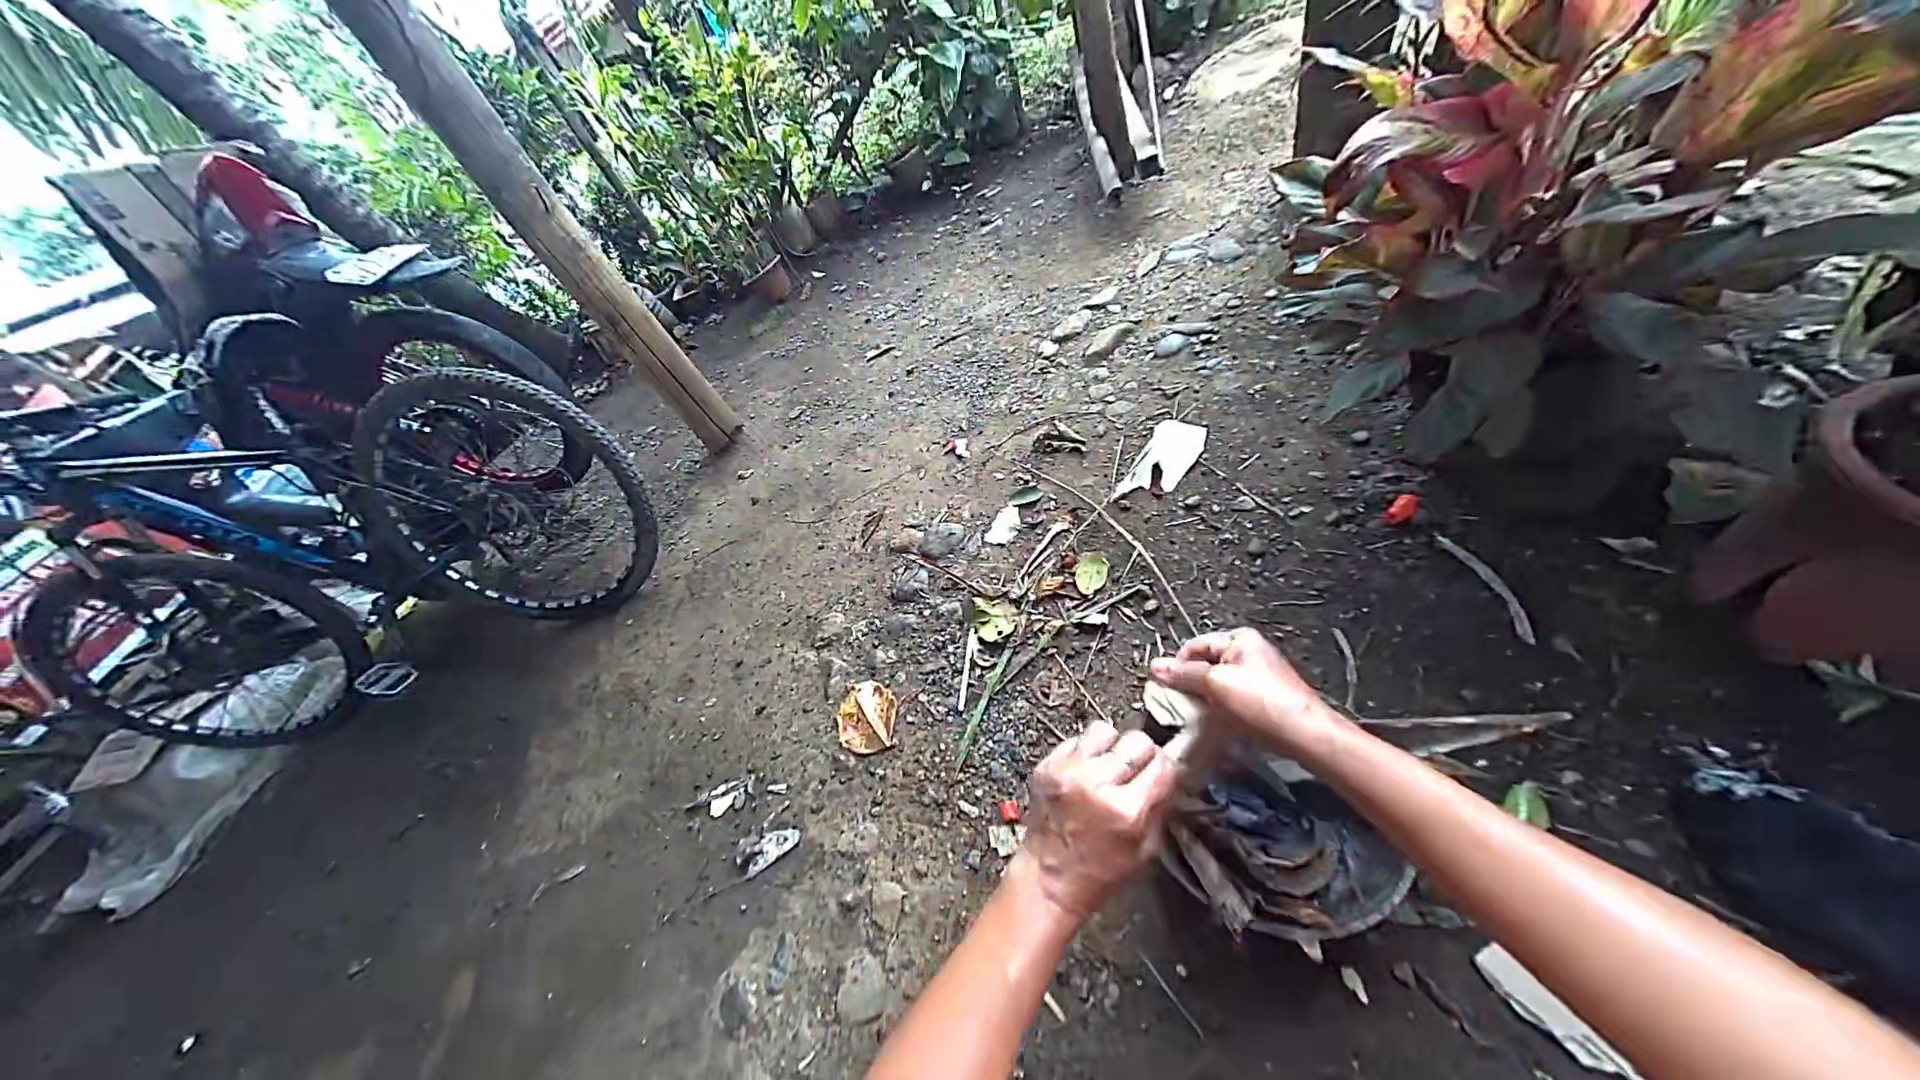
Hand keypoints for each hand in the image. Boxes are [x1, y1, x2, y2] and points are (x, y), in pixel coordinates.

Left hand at [1015, 721, 1184, 920]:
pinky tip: (1086, 773)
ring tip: (1110, 768)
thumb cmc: (1100, 871)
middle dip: (1143, 755)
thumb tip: (1174, 772)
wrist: (1049, 878)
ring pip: (1104, 730)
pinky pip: (1076, 740)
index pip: (1163, 764)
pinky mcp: (1047, 765)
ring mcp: (1067, 771)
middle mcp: (1094, 783)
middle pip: (1136, 740)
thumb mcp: (1147, 849)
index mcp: (1125, 810)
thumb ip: (1162, 806)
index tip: (1166, 774)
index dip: (1168, 768)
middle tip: (1138, 772)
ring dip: (1112, 747)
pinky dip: (1086, 753)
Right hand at [1149, 628, 1350, 756]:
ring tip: (1205, 716)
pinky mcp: (1262, 699)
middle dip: (1193, 685)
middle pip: (1205, 666)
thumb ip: (1183, 674)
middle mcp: (1250, 652)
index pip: (1193, 647)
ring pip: (1217, 686)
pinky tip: (1222, 723)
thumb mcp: (1215, 683)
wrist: (1305, 737)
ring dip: (1207, 701)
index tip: (1167, 687)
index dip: (1178, 666)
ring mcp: (1257, 677)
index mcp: (1240, 638)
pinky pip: (1231, 700)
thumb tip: (1157, 667)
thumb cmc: (1266, 704)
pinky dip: (1222, 711)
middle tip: (1185, 704)